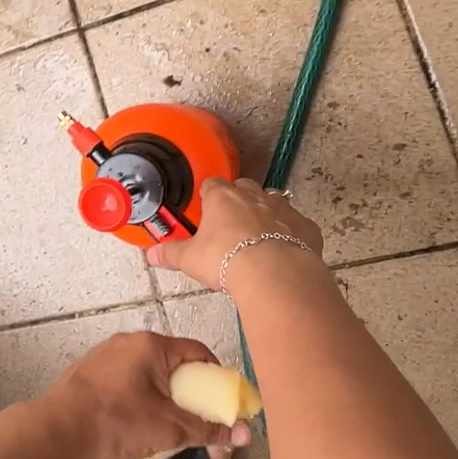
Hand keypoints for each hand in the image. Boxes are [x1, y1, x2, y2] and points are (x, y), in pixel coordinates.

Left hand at [37, 331, 250, 458]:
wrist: (59, 428)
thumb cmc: (117, 421)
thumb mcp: (169, 429)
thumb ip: (208, 429)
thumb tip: (245, 433)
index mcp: (151, 345)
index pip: (197, 351)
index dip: (216, 375)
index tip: (224, 401)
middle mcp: (129, 340)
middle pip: (173, 360)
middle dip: (190, 388)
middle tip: (200, 417)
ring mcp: (107, 353)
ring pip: (149, 370)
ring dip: (164, 393)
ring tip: (171, 423)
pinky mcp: (92, 369)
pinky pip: (128, 376)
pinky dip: (141, 394)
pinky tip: (139, 419)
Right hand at [148, 177, 325, 291]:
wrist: (274, 274)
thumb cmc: (225, 259)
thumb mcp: (190, 259)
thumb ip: (170, 254)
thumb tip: (151, 256)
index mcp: (222, 197)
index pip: (212, 185)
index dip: (209, 196)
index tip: (207, 209)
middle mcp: (253, 195)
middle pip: (245, 188)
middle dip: (240, 200)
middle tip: (232, 225)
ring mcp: (282, 208)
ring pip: (274, 201)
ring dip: (267, 213)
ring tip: (259, 237)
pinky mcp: (306, 227)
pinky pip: (298, 225)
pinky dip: (293, 234)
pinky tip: (286, 252)